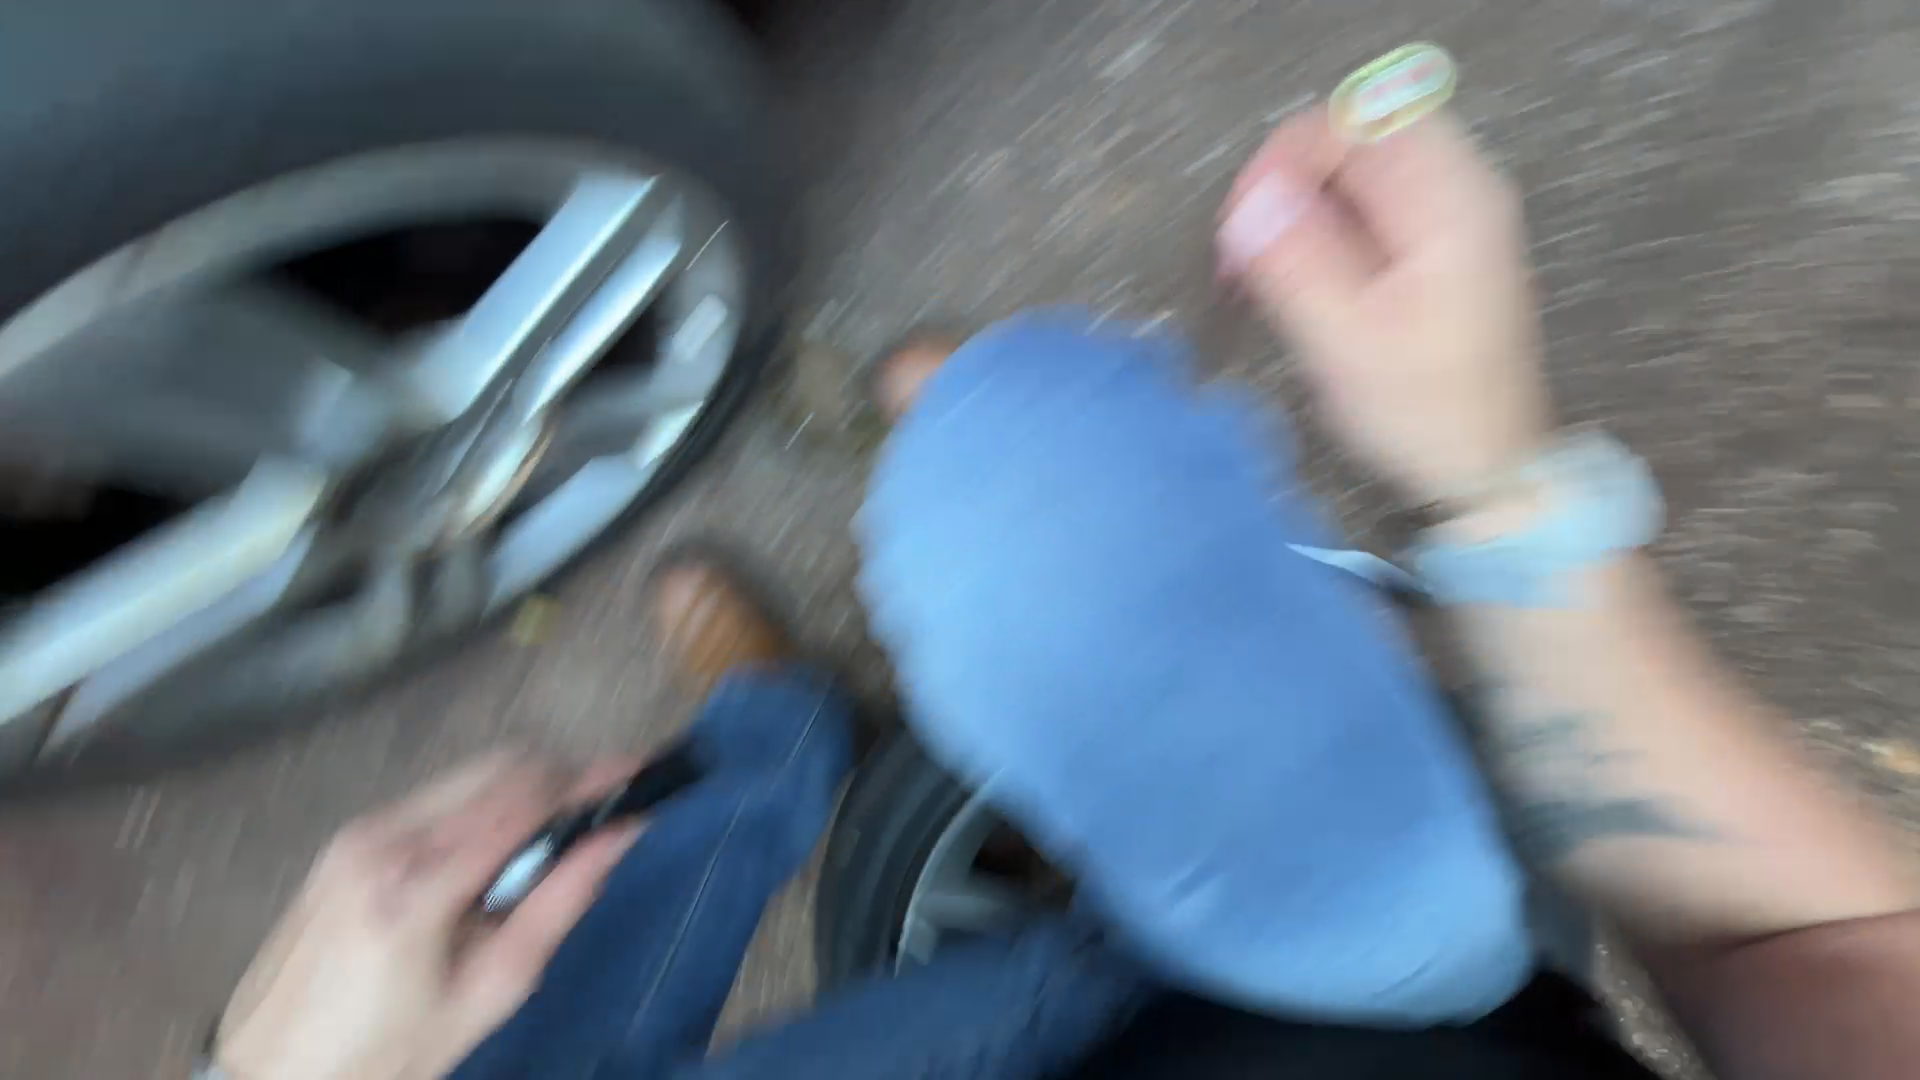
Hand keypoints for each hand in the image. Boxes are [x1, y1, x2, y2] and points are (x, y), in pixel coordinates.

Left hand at [212, 753, 641, 1079]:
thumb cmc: (392, 1051)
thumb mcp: (494, 987)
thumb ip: (562, 899)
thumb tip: (622, 831)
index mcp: (418, 886)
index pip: (527, 799)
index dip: (592, 778)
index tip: (639, 769)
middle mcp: (387, 838)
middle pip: (508, 766)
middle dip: (564, 779)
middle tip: (595, 815)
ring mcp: (364, 828)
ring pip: (481, 771)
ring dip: (529, 788)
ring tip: (545, 841)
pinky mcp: (355, 830)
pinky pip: (449, 790)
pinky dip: (491, 802)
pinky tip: (493, 851)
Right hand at [1216, 105, 1552, 503]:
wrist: (1480, 465)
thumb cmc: (1423, 411)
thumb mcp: (1348, 341)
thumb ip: (1296, 265)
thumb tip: (1248, 203)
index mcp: (1448, 206)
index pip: (1359, 124)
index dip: (1287, 158)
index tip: (1243, 216)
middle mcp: (1455, 199)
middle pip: (1358, 140)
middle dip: (1287, 181)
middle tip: (1244, 240)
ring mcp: (1444, 227)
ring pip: (1357, 176)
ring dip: (1296, 207)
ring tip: (1256, 264)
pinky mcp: (1427, 257)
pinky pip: (1363, 213)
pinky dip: (1316, 231)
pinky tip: (1290, 275)